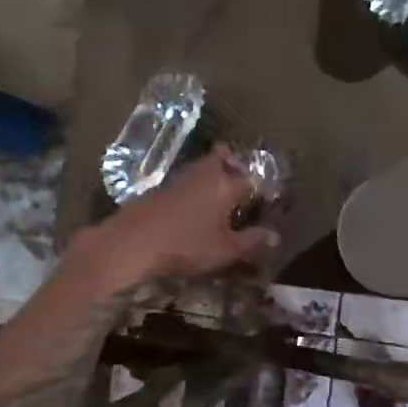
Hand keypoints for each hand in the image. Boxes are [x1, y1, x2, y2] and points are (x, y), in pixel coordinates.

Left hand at [76, 143, 279, 286]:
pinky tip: (194, 207)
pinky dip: (196, 186)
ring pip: (204, 166)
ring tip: (220, 199)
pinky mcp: (161, 186)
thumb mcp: (225, 249)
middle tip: (240, 187)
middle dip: (235, 166)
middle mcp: (205, 172)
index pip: (253, 179)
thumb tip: (276, 235)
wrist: (131, 242)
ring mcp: (180, 177)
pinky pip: (187, 179)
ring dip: (214, 174)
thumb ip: (252, 241)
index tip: (266, 201)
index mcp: (226, 184)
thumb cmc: (185, 245)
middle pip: (224, 157)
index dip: (262, 189)